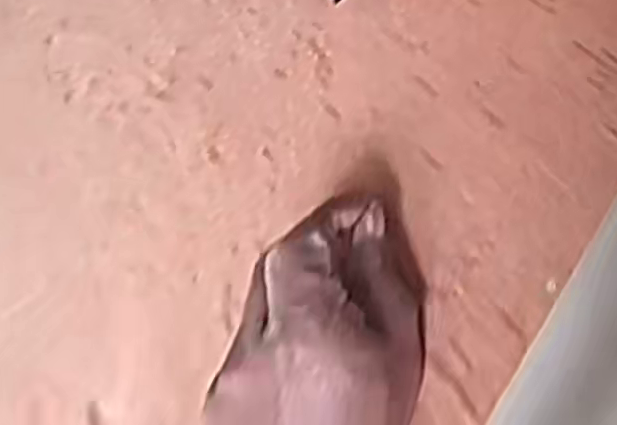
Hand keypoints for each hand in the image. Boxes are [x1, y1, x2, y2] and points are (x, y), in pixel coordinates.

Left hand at [204, 195, 422, 424]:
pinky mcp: (219, 404)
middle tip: (351, 245)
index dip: (331, 218)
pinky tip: (311, 344)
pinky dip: (281, 326)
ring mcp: (228, 380)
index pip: (298, 245)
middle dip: (314, 247)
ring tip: (338, 300)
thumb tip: (369, 227)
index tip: (362, 213)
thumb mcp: (398, 340)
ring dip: (297, 287)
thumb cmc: (369, 422)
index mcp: (300, 329)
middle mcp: (251, 352)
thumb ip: (380, 274)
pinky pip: (250, 340)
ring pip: (261, 304)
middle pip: (273, 267)